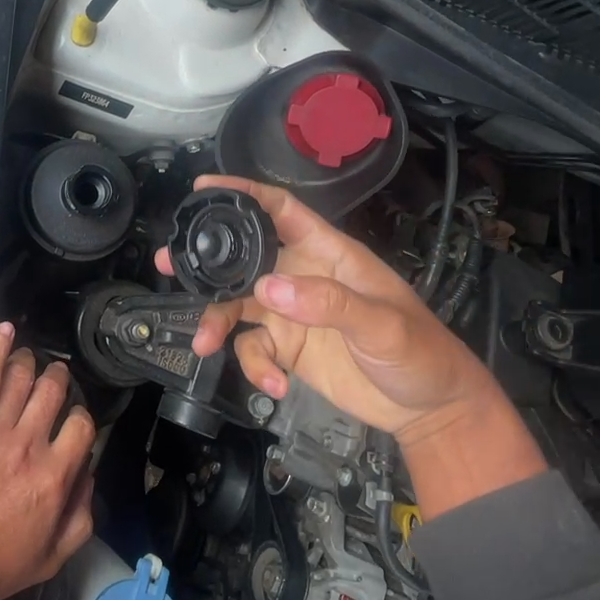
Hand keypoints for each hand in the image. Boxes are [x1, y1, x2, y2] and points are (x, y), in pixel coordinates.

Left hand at [0, 323, 96, 599]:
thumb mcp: (51, 557)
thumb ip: (80, 515)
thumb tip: (88, 474)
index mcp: (54, 477)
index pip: (82, 426)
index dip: (81, 418)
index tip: (72, 420)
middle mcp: (28, 445)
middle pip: (53, 393)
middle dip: (58, 380)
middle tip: (54, 378)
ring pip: (21, 379)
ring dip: (30, 363)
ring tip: (30, 359)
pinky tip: (6, 331)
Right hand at [153, 176, 502, 445]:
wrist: (429, 410)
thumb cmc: (422, 353)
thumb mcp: (383, 324)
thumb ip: (328, 303)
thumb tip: (267, 288)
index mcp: (327, 254)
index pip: (280, 211)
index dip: (243, 194)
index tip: (205, 189)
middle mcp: (301, 277)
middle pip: (242, 259)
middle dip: (204, 261)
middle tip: (169, 262)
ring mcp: (291, 314)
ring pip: (236, 306)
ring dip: (215, 321)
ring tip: (204, 343)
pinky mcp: (287, 348)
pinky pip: (253, 349)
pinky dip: (254, 367)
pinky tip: (275, 387)